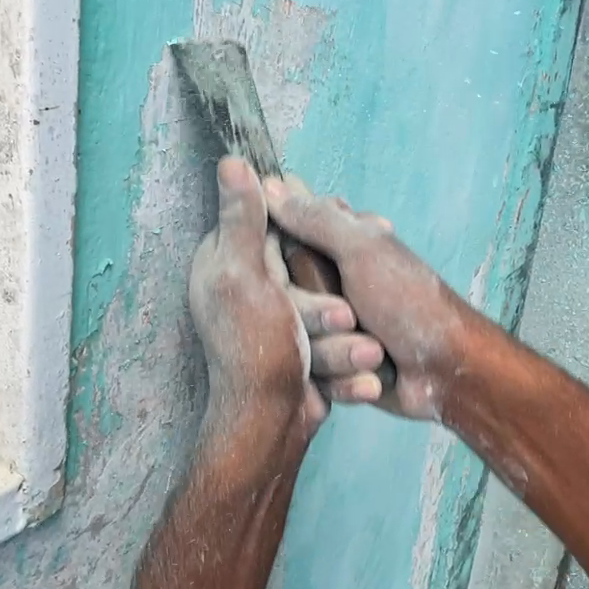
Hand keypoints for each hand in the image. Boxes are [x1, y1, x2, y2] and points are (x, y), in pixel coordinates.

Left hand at [189, 159, 380, 439]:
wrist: (274, 427)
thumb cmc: (255, 350)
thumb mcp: (244, 276)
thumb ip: (242, 220)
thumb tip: (231, 161)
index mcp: (227, 264)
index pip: (271, 231)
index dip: (304, 239)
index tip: (337, 240)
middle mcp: (250, 290)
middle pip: (308, 274)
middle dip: (329, 306)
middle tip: (345, 317)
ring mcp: (281, 325)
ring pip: (329, 312)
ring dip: (344, 341)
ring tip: (362, 356)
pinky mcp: (306, 352)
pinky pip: (336, 345)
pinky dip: (346, 365)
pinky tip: (360, 378)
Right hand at [263, 176, 485, 420]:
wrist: (446, 371)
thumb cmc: (409, 302)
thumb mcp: (363, 251)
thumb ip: (316, 219)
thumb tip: (268, 185)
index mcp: (335, 247)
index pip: (278, 245)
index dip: (281, 264)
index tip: (298, 276)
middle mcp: (326, 284)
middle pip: (281, 299)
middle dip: (316, 317)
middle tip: (351, 319)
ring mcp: (328, 328)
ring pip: (296, 341)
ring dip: (336, 352)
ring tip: (373, 353)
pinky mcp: (332, 368)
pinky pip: (312, 377)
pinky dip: (344, 379)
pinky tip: (371, 379)